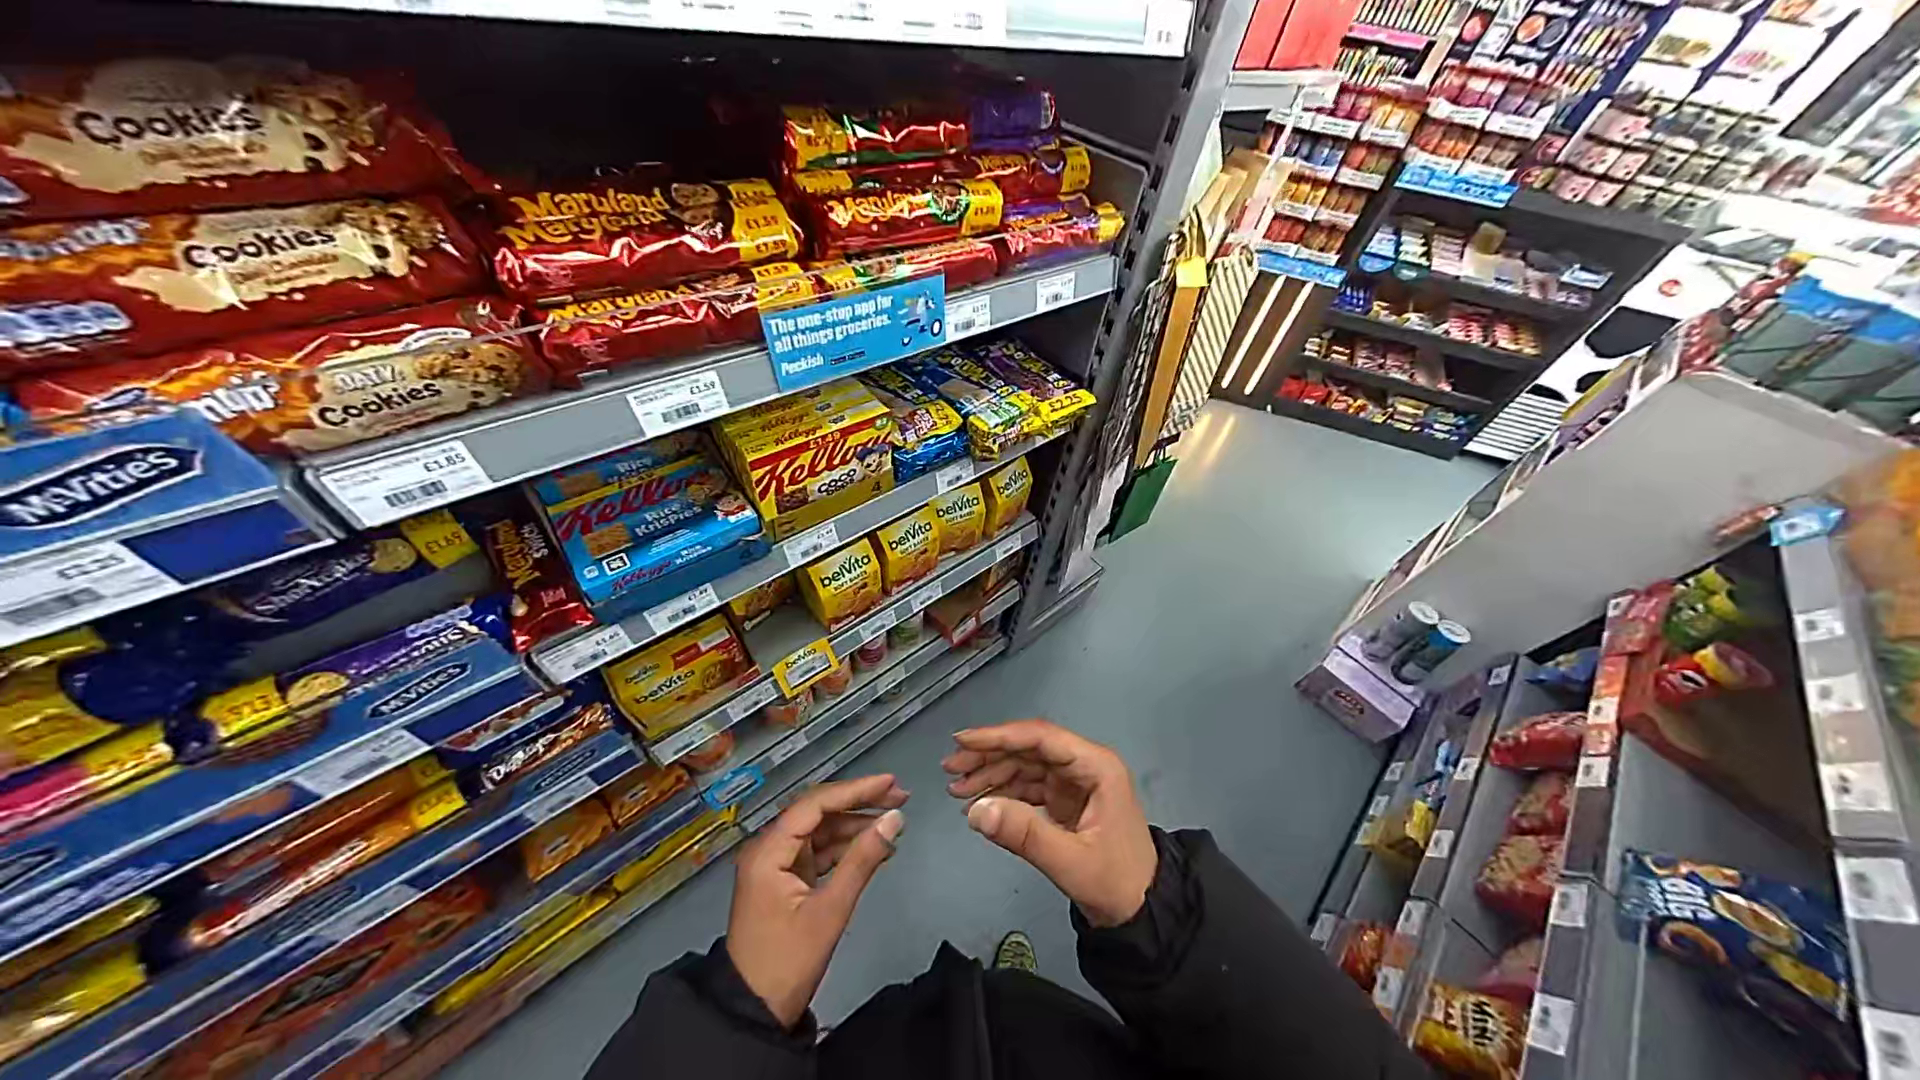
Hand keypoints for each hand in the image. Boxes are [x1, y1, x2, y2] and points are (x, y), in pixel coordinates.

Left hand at [727, 774, 908, 1027]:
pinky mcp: (786, 880)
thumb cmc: (787, 962)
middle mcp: (769, 849)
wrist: (753, 1013)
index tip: (890, 783)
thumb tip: (894, 819)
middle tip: (899, 796)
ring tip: (894, 823)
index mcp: (768, 850)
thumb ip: (862, 860)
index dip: (855, 789)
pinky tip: (875, 848)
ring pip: (821, 831)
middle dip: (859, 803)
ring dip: (856, 826)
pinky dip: (847, 849)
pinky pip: (819, 852)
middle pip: (818, 813)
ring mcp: (777, 865)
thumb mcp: (830, 911)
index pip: (815, 804)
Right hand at [942, 720, 1156, 926]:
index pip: (1041, 739)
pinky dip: (1001, 792)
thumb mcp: (1071, 862)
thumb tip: (976, 810)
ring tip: (956, 787)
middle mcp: (1084, 766)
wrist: (1145, 914)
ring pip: (1024, 765)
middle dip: (988, 755)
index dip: (1000, 736)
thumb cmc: (1117, 884)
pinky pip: (1027, 786)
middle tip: (951, 768)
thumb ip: (1024, 834)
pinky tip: (978, 802)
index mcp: (1096, 767)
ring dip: (990, 773)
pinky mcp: (1065, 801)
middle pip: (1028, 749)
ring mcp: (1074, 783)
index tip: (964, 741)